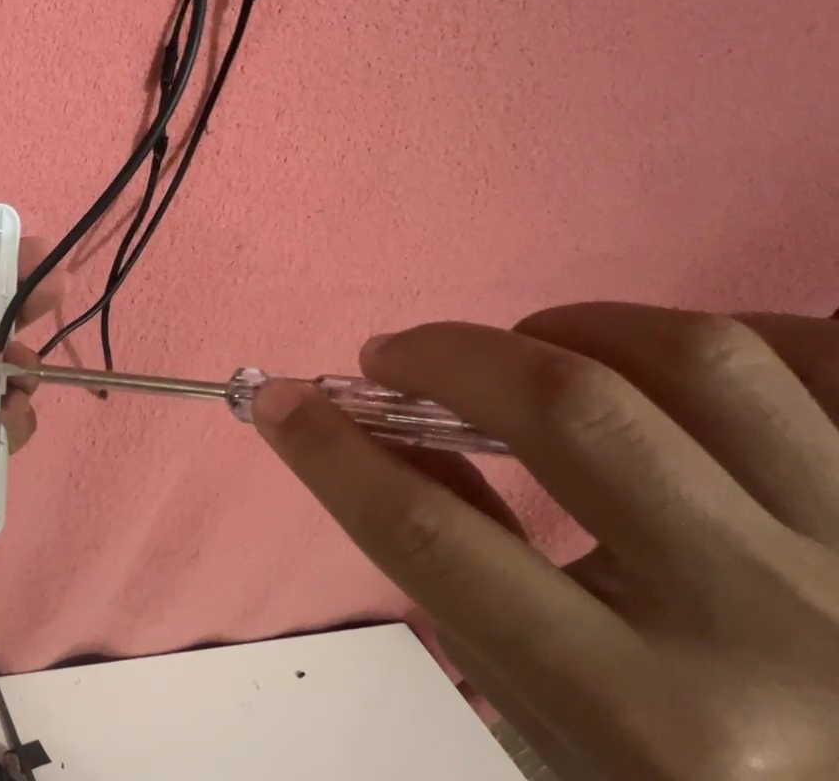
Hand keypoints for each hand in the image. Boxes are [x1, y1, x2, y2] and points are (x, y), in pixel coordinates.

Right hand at [253, 303, 838, 779]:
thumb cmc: (685, 767)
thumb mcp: (550, 710)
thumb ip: (458, 573)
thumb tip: (367, 436)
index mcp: (654, 717)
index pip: (435, 539)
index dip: (333, 452)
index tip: (281, 399)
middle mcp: (776, 627)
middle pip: (569, 411)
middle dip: (446, 356)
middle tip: (395, 356)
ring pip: (696, 359)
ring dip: (569, 329)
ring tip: (529, 351)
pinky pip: (826, 352)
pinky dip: (725, 338)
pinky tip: (670, 376)